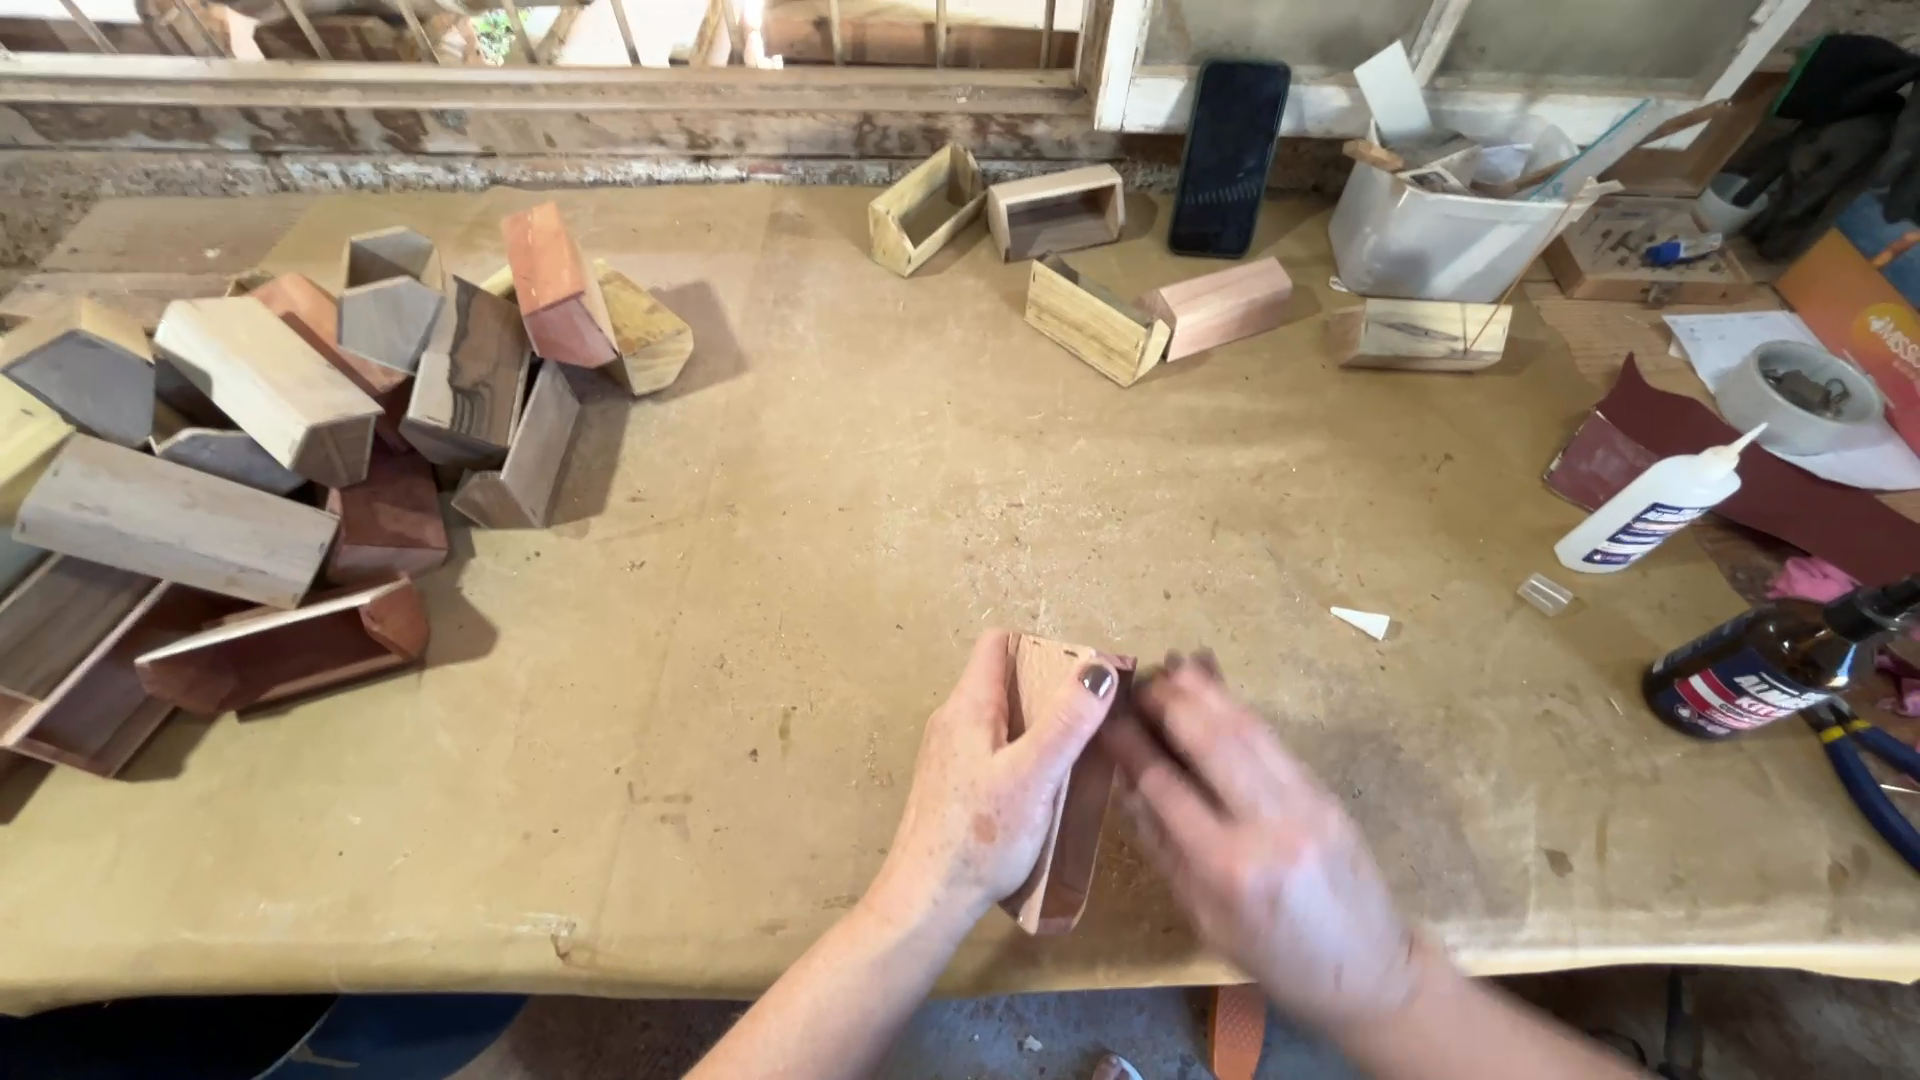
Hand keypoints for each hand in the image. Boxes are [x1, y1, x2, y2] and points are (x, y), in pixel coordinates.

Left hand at [867, 629, 1119, 929]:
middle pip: (1002, 678)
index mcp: (968, 704)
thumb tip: (1098, 668)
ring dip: (1037, 721)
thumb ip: (1066, 722)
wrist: (927, 898)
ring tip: (1074, 749)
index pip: (997, 642)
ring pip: (999, 715)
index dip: (1038, 644)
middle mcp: (953, 718)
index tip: (1078, 671)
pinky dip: (1022, 750)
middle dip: (1046, 686)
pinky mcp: (952, 782)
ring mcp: (949, 751)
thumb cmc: (980, 836)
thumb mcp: (1033, 776)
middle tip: (1088, 713)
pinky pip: (992, 746)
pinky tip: (1043, 783)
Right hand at [1100, 654, 1428, 1034]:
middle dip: (1170, 702)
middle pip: (1211, 742)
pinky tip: (1215, 687)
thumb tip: (1127, 782)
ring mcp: (1306, 802)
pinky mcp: (1325, 791)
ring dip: (1206, 691)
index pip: (1166, 787)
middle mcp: (1269, 826)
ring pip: (1247, 728)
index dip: (1131, 746)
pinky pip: (1272, 738)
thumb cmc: (1273, 955)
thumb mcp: (1202, 915)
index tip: (1107, 719)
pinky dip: (1238, 707)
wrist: (1369, 972)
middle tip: (1138, 681)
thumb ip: (1162, 845)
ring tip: (1172, 666)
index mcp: (1228, 868)